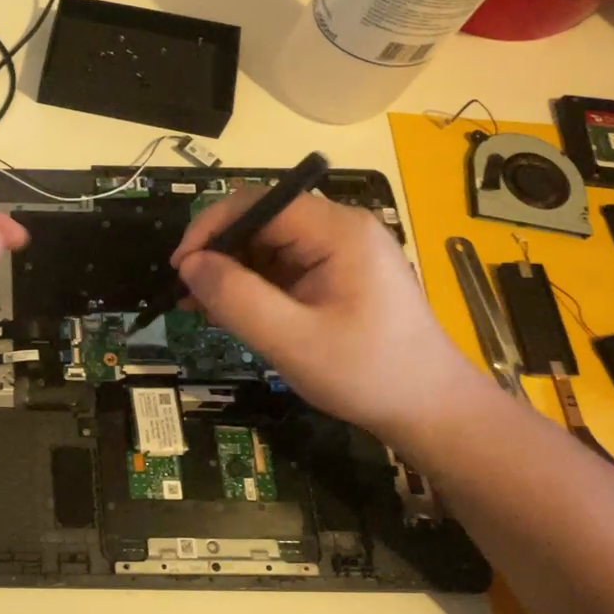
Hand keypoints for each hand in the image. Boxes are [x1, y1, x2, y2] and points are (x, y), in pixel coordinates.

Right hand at [171, 188, 482, 441]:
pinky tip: (232, 313)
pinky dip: (251, 286)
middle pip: (260, 221)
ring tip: (202, 309)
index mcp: (337, 231)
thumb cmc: (368, 373)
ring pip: (266, 245)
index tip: (181, 269)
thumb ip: (237, 298)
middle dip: (217, 253)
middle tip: (187, 296)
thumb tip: (189, 265)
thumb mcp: (293, 340)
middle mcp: (339, 229)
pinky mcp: (336, 274)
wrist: (432, 410)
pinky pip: (281, 267)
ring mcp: (339, 251)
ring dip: (230, 272)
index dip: (211, 228)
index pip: (256, 204)